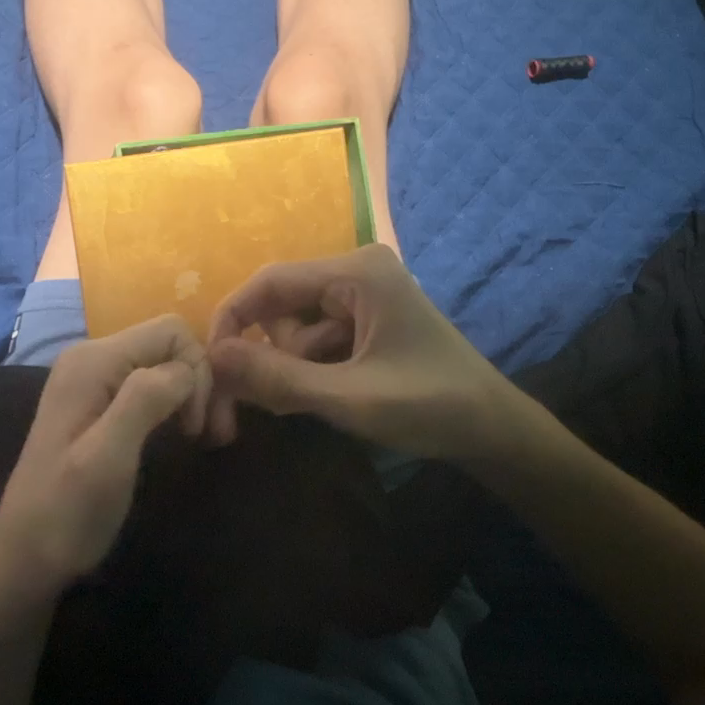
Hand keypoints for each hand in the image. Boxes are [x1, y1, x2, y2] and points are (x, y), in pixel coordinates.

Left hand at [0, 315, 211, 594]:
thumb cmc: (68, 512)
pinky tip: (180, 436)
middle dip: (199, 383)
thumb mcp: (107, 457)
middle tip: (210, 436)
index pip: (171, 331)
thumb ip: (144, 400)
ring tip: (200, 438)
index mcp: (93, 361)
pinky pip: (148, 385)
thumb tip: (187, 369)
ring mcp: (92, 381)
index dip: (198, 371)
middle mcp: (91, 358)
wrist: (27, 557)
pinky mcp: (97, 404)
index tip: (198, 425)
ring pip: (163, 365)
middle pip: (168, 344)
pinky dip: (173, 405)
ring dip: (190, 396)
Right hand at [206, 244, 552, 464]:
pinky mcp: (366, 322)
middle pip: (280, 308)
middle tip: (276, 405)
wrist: (494, 432)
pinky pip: (316, 342)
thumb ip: (278, 378)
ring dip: (296, 369)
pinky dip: (312, 372)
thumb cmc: (431, 408)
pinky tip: (332, 398)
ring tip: (325, 403)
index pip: (270, 281)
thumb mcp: (349, 398)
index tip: (210, 365)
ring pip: (294, 330)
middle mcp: (357, 273)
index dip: (233, 320)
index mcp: (358, 272)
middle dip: (274, 356)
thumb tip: (212, 357)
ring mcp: (363, 297)